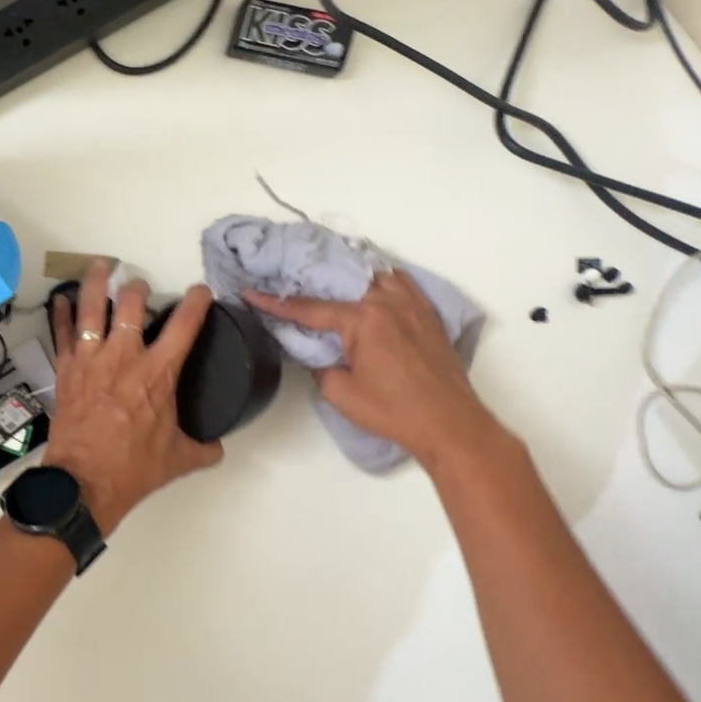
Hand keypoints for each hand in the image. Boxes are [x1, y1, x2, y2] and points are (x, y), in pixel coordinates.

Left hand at [45, 261, 224, 534]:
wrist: (84, 481)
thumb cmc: (134, 468)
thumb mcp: (180, 459)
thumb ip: (203, 447)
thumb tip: (217, 446)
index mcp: (158, 373)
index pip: (184, 326)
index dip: (196, 302)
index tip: (201, 291)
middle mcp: (123, 357)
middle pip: (130, 305)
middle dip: (137, 288)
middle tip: (138, 285)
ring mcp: (90, 361)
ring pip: (90, 309)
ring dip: (95, 283)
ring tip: (100, 265)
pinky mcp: (65, 371)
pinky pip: (61, 334)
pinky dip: (60, 314)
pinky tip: (60, 299)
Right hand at [244, 271, 505, 472]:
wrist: (449, 424)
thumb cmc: (393, 410)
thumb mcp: (340, 391)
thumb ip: (320, 365)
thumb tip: (319, 354)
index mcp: (363, 319)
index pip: (309, 308)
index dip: (275, 303)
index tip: (251, 294)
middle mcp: (388, 303)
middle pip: (342, 282)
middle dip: (312, 282)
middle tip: (287, 282)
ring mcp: (413, 306)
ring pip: (376, 276)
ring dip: (350, 278)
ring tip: (330, 283)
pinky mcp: (429, 316)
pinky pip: (404, 285)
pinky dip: (384, 281)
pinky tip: (373, 287)